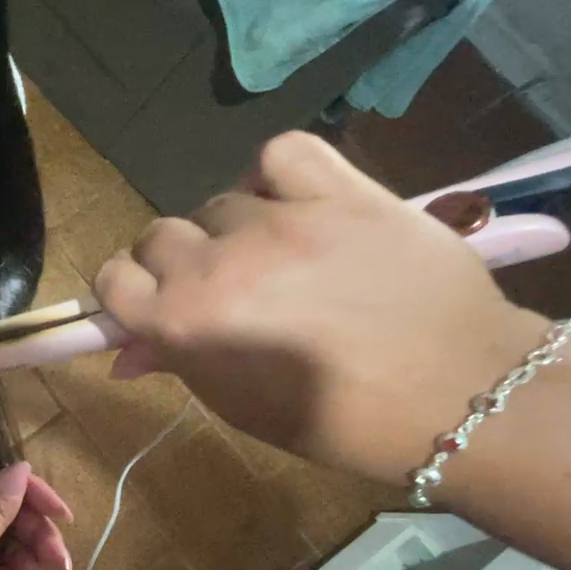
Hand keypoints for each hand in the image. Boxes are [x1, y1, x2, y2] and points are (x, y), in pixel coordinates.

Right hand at [95, 131, 548, 483]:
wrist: (457, 392)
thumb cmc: (329, 416)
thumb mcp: (233, 401)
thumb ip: (174, 361)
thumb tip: (125, 352)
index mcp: (180, 321)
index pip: (113, 277)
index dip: (126, 290)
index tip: (148, 303)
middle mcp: (216, 266)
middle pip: (158, 235)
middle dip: (174, 260)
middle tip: (214, 285)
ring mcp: (281, 223)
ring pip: (218, 203)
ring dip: (229, 229)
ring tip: (271, 252)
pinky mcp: (342, 194)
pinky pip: (283, 153)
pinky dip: (274, 173)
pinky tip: (288, 201)